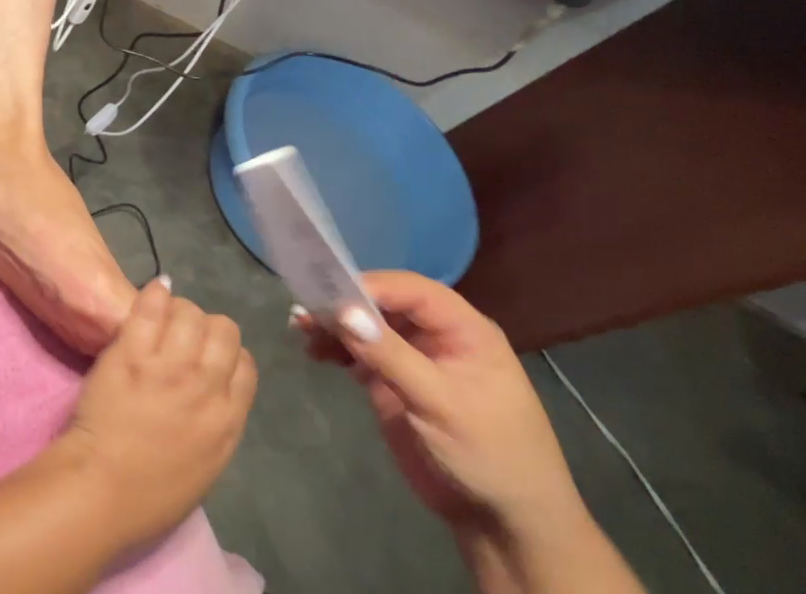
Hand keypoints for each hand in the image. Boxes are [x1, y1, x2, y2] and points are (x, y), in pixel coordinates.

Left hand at [52, 279, 257, 549]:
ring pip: (190, 314)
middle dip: (206, 326)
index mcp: (227, 421)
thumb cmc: (150, 495)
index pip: (245, 365)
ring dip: (179, 310)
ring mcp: (168, 368)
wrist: (102, 491)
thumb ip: (216, 426)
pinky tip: (153, 291)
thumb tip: (214, 396)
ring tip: (163, 315)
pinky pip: (150, 309)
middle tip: (182, 332)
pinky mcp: (130, 354)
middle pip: (223, 331)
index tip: (208, 354)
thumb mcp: (206, 468)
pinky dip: (154, 294)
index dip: (228, 352)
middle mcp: (205, 387)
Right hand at [294, 272, 583, 531]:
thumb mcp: (440, 403)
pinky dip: (337, 349)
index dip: (371, 286)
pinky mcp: (395, 385)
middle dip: (345, 304)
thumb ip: (390, 355)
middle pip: (385, 304)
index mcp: (465, 331)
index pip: (413, 291)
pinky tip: (316, 353)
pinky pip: (361, 354)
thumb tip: (342, 311)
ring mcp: (415, 361)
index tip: (327, 293)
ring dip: (335, 326)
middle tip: (305, 311)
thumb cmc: (488, 454)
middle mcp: (438, 338)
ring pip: (369, 327)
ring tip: (302, 331)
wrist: (503, 520)